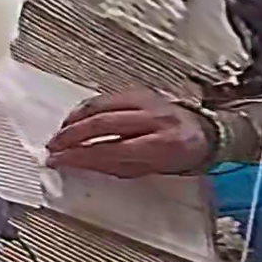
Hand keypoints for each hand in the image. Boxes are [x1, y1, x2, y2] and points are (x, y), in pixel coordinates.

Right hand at [46, 88, 206, 176]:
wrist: (208, 133)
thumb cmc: (177, 157)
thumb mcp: (148, 169)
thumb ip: (112, 165)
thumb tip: (75, 162)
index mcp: (163, 144)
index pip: (110, 149)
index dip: (79, 155)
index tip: (57, 160)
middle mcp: (156, 119)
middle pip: (101, 123)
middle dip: (71, 136)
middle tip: (53, 146)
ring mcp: (147, 101)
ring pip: (98, 107)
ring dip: (73, 121)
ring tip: (60, 134)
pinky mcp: (138, 92)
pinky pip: (103, 98)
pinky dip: (83, 109)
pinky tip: (73, 120)